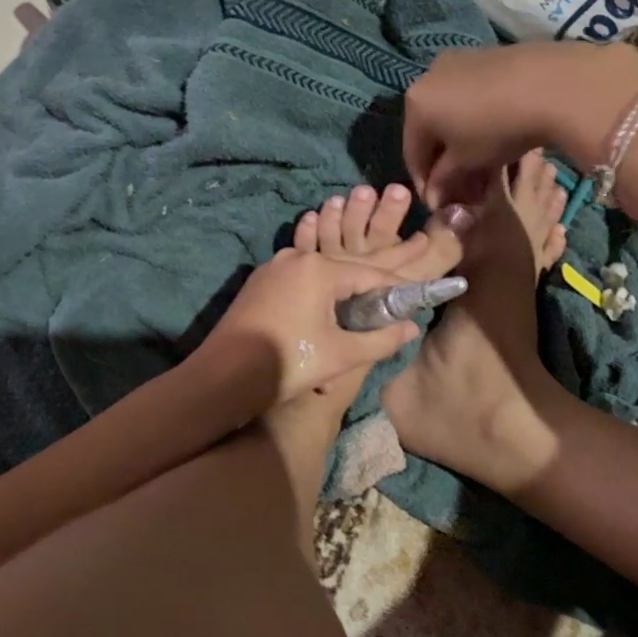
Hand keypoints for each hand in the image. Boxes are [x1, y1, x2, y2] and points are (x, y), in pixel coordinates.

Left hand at [199, 249, 421, 403]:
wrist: (221, 378)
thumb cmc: (287, 364)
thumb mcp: (342, 355)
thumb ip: (382, 340)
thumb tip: (411, 328)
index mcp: (319, 268)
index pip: (372, 274)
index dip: (398, 291)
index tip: (415, 306)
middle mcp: (295, 258)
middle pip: (345, 274)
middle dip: (367, 300)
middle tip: (389, 321)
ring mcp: (272, 269)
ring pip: (320, 283)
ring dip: (339, 306)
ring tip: (356, 331)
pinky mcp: (257, 284)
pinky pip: (298, 289)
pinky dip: (315, 306)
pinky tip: (322, 331)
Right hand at [402, 42, 637, 207]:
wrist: (548, 83)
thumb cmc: (496, 128)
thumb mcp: (466, 161)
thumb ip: (443, 180)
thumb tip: (432, 198)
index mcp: (415, 104)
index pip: (412, 153)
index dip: (424, 182)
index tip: (437, 203)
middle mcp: (428, 77)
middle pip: (429, 130)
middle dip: (442, 161)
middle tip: (458, 186)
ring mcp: (456, 62)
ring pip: (449, 112)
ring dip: (457, 141)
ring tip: (476, 164)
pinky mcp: (482, 55)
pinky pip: (467, 96)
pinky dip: (471, 119)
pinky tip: (489, 136)